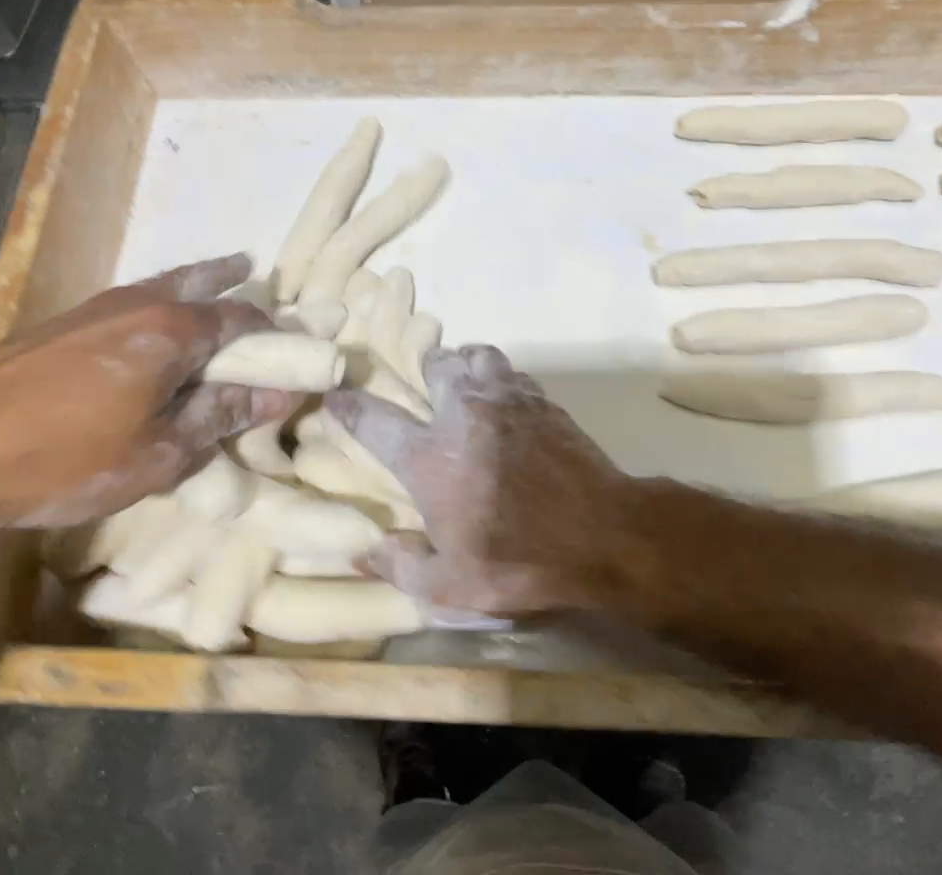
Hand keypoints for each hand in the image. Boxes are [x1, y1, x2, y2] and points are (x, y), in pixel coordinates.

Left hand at [0, 254, 295, 555]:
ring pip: (159, 289)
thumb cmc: (68, 460)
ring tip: (213, 285)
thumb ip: (221, 416)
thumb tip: (276, 392)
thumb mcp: (162, 454)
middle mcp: (136, 304)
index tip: (292, 353)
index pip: (242, 319)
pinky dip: (155, 309)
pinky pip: (126, 307)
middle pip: (200, 282)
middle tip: (252, 273)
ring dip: (192, 289)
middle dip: (231, 282)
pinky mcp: (58, 327)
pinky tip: (150, 329)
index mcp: (172, 330)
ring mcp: (91, 310)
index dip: (275, 336)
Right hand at [325, 345, 643, 615]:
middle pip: (435, 365)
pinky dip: (501, 380)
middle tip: (424, 387)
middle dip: (424, 369)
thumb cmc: (519, 562)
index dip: (350, 406)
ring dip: (466, 364)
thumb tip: (364, 552)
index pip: (375, 420)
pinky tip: (506, 402)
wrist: (604, 536)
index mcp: (431, 457)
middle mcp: (464, 415)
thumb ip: (400, 566)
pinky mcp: (545, 403)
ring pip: (479, 355)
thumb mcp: (449, 586)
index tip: (338, 396)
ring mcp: (508, 402)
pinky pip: (514, 373)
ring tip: (466, 383)